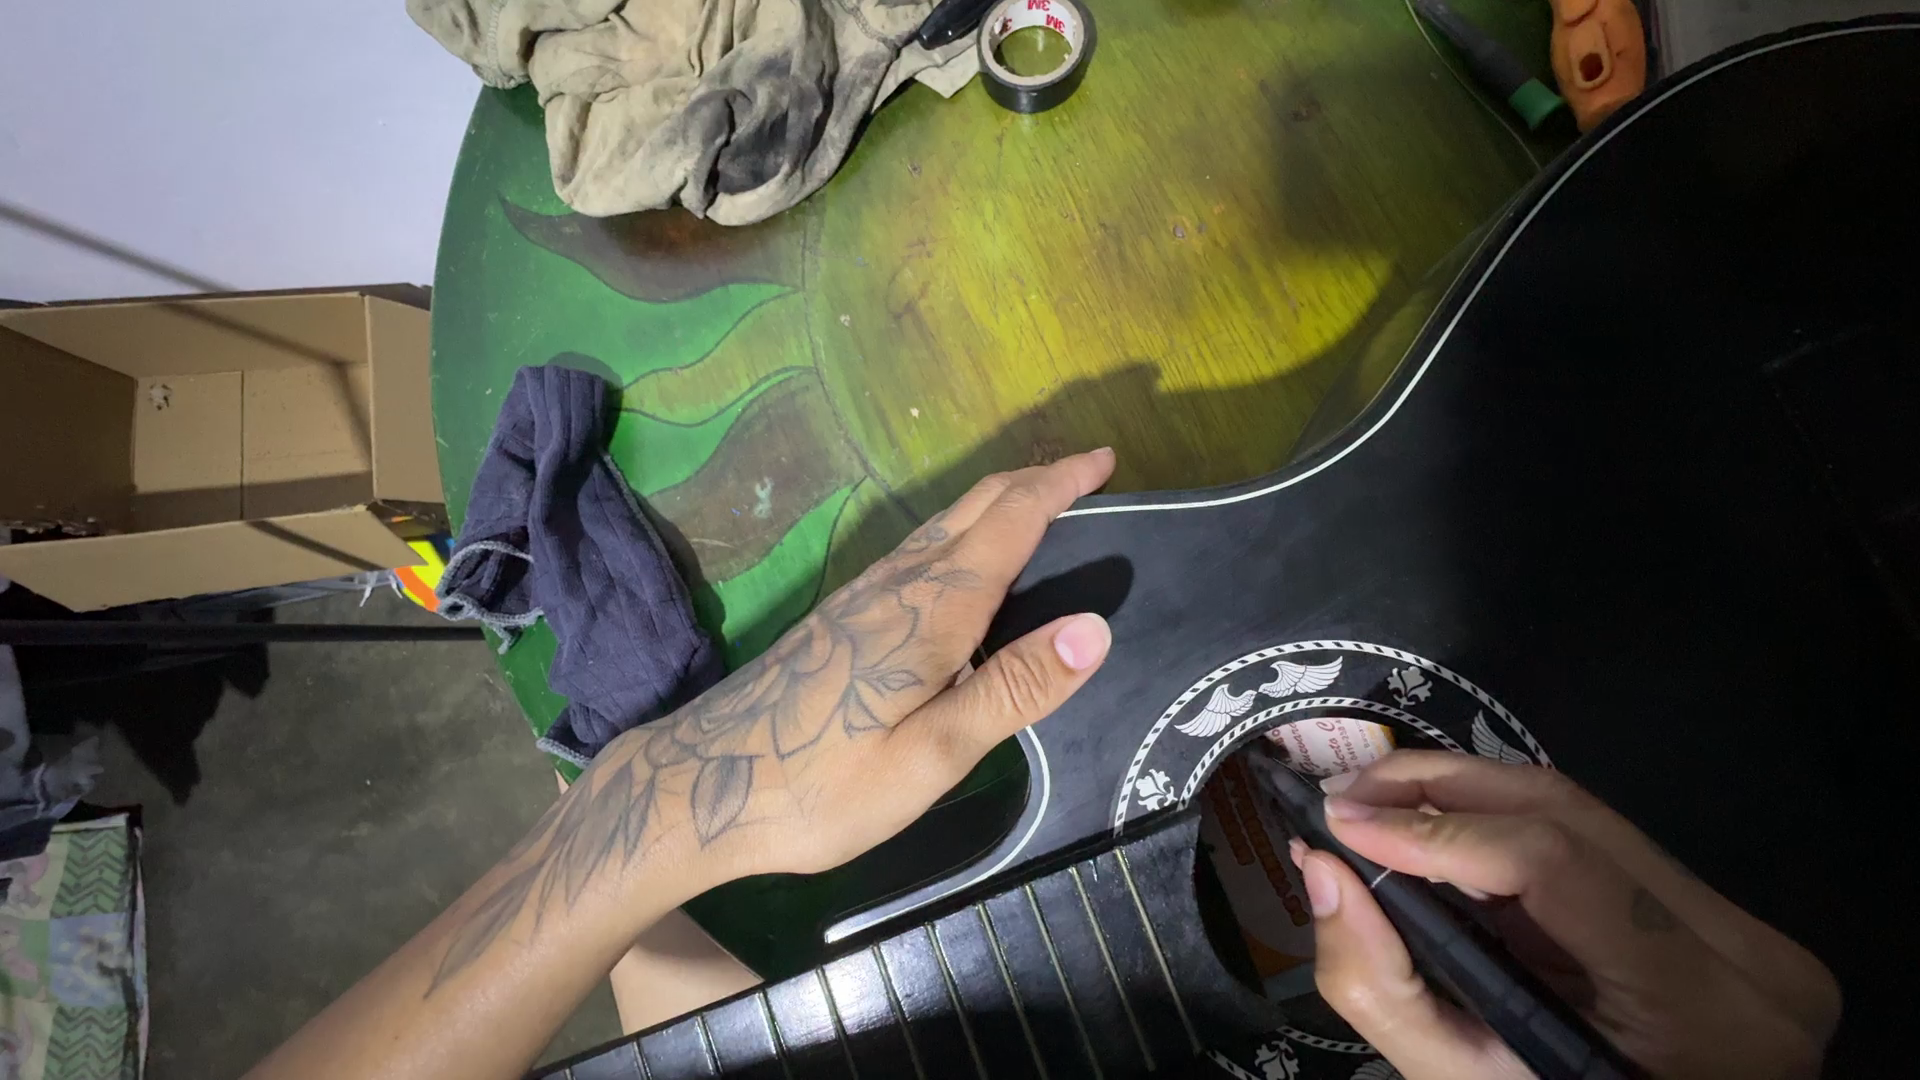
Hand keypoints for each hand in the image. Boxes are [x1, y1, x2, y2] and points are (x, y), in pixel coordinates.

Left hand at [651, 447, 1116, 882]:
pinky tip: (969, 563)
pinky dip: (967, 531)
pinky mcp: (848, 611)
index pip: (1013, 518)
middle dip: (1037, 480)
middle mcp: (904, 580)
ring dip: (1001, 501)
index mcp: (937, 606)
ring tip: (1043, 505)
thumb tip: (1096, 628)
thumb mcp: (933, 753)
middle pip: (978, 505)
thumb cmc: (824, 780)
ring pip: (947, 523)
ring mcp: (869, 591)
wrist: (706, 783)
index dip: (1062, 483)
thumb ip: (1014, 689)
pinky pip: (923, 548)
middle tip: (1087, 473)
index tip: (1105, 459)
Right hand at [1291, 751, 1838, 1079]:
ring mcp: (1729, 917)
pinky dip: (1481, 810)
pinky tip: (1423, 821)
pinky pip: (1570, 823)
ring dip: (1447, 787)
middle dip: (1426, 784)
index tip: (1339, 825)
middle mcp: (1742, 946)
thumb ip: (1380, 987)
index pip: (1552, 862)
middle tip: (1339, 793)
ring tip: (1366, 797)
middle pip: (1555, 807)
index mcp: (1703, 1009)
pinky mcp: (1694, 899)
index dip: (1432, 831)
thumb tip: (1318, 866)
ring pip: (1561, 801)